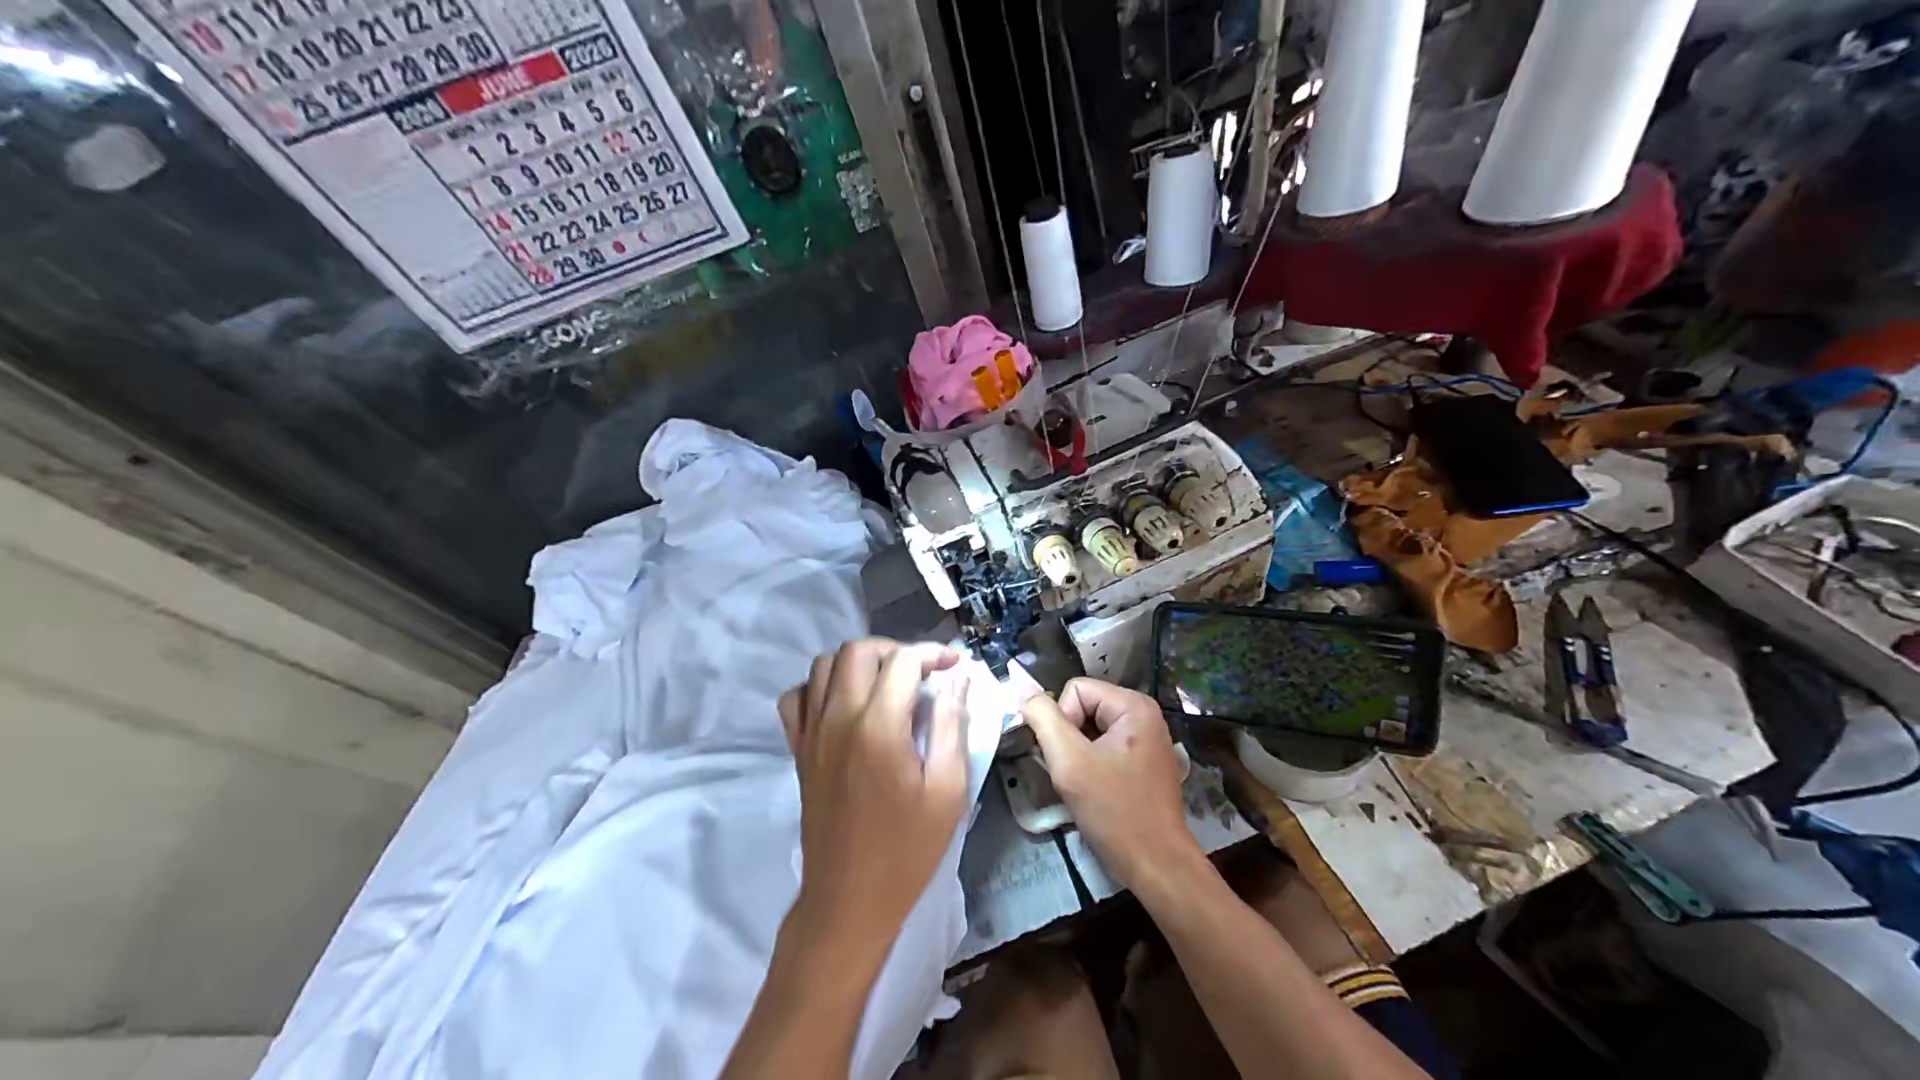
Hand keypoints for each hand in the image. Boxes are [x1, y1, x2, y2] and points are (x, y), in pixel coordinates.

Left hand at [777, 639, 970, 953]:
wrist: (850, 897)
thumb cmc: (907, 848)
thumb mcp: (949, 791)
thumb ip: (952, 727)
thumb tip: (955, 683)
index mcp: (878, 726)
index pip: (904, 661)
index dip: (933, 654)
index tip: (954, 665)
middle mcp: (838, 717)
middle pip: (859, 651)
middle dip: (895, 651)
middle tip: (922, 674)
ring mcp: (811, 732)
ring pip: (824, 664)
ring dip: (859, 663)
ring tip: (886, 685)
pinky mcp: (798, 749)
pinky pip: (797, 697)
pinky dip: (819, 687)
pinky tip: (844, 705)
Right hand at [1020, 678, 1204, 896]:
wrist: (1155, 864)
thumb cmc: (1113, 810)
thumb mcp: (1068, 760)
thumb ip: (1043, 718)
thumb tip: (1022, 689)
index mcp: (1134, 705)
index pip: (1075, 689)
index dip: (1061, 720)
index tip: (1070, 757)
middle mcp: (1145, 714)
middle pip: (1083, 706)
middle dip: (1069, 737)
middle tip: (1073, 772)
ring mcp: (1147, 738)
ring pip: (1090, 728)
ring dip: (1077, 752)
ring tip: (1083, 782)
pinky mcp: (1144, 760)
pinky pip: (1104, 746)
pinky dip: (1091, 763)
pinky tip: (1095, 788)